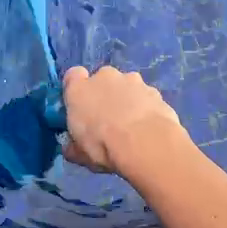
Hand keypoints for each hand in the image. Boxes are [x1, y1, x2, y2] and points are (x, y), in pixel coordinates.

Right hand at [59, 66, 190, 175]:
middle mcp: (105, 77)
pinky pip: (144, 96)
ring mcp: (133, 80)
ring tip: (128, 124)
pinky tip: (145, 126)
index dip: (75, 88)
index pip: (73, 75)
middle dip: (103, 94)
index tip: (77, 104)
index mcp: (79, 90)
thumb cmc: (102, 144)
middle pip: (102, 79)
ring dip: (125, 99)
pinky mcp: (155, 90)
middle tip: (104, 118)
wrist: (145, 142)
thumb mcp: (78, 152)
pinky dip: (143, 106)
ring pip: (125, 86)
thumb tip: (71, 148)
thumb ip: (73, 145)